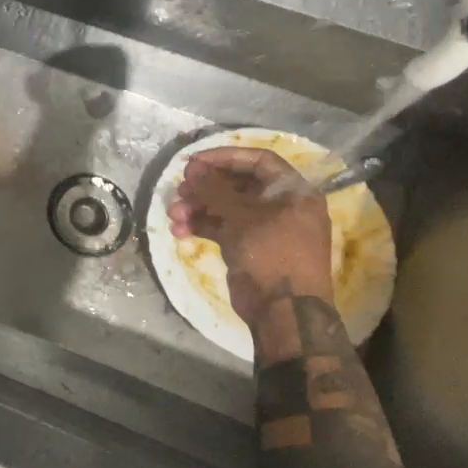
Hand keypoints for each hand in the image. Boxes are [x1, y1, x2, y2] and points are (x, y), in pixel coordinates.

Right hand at [166, 147, 332, 330]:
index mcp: (293, 193)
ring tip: (174, 215)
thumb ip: (214, 188)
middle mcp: (280, 206)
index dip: (224, 157)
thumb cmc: (272, 253)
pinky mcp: (247, 245)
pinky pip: (220, 226)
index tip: (194, 162)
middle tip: (180, 189)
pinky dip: (200, 225)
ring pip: (224, 205)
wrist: (283, 311)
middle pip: (237, 183)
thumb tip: (192, 168)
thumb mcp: (242, 216)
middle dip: (204, 186)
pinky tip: (180, 231)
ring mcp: (263, 227)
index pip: (258, 160)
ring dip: (196, 207)